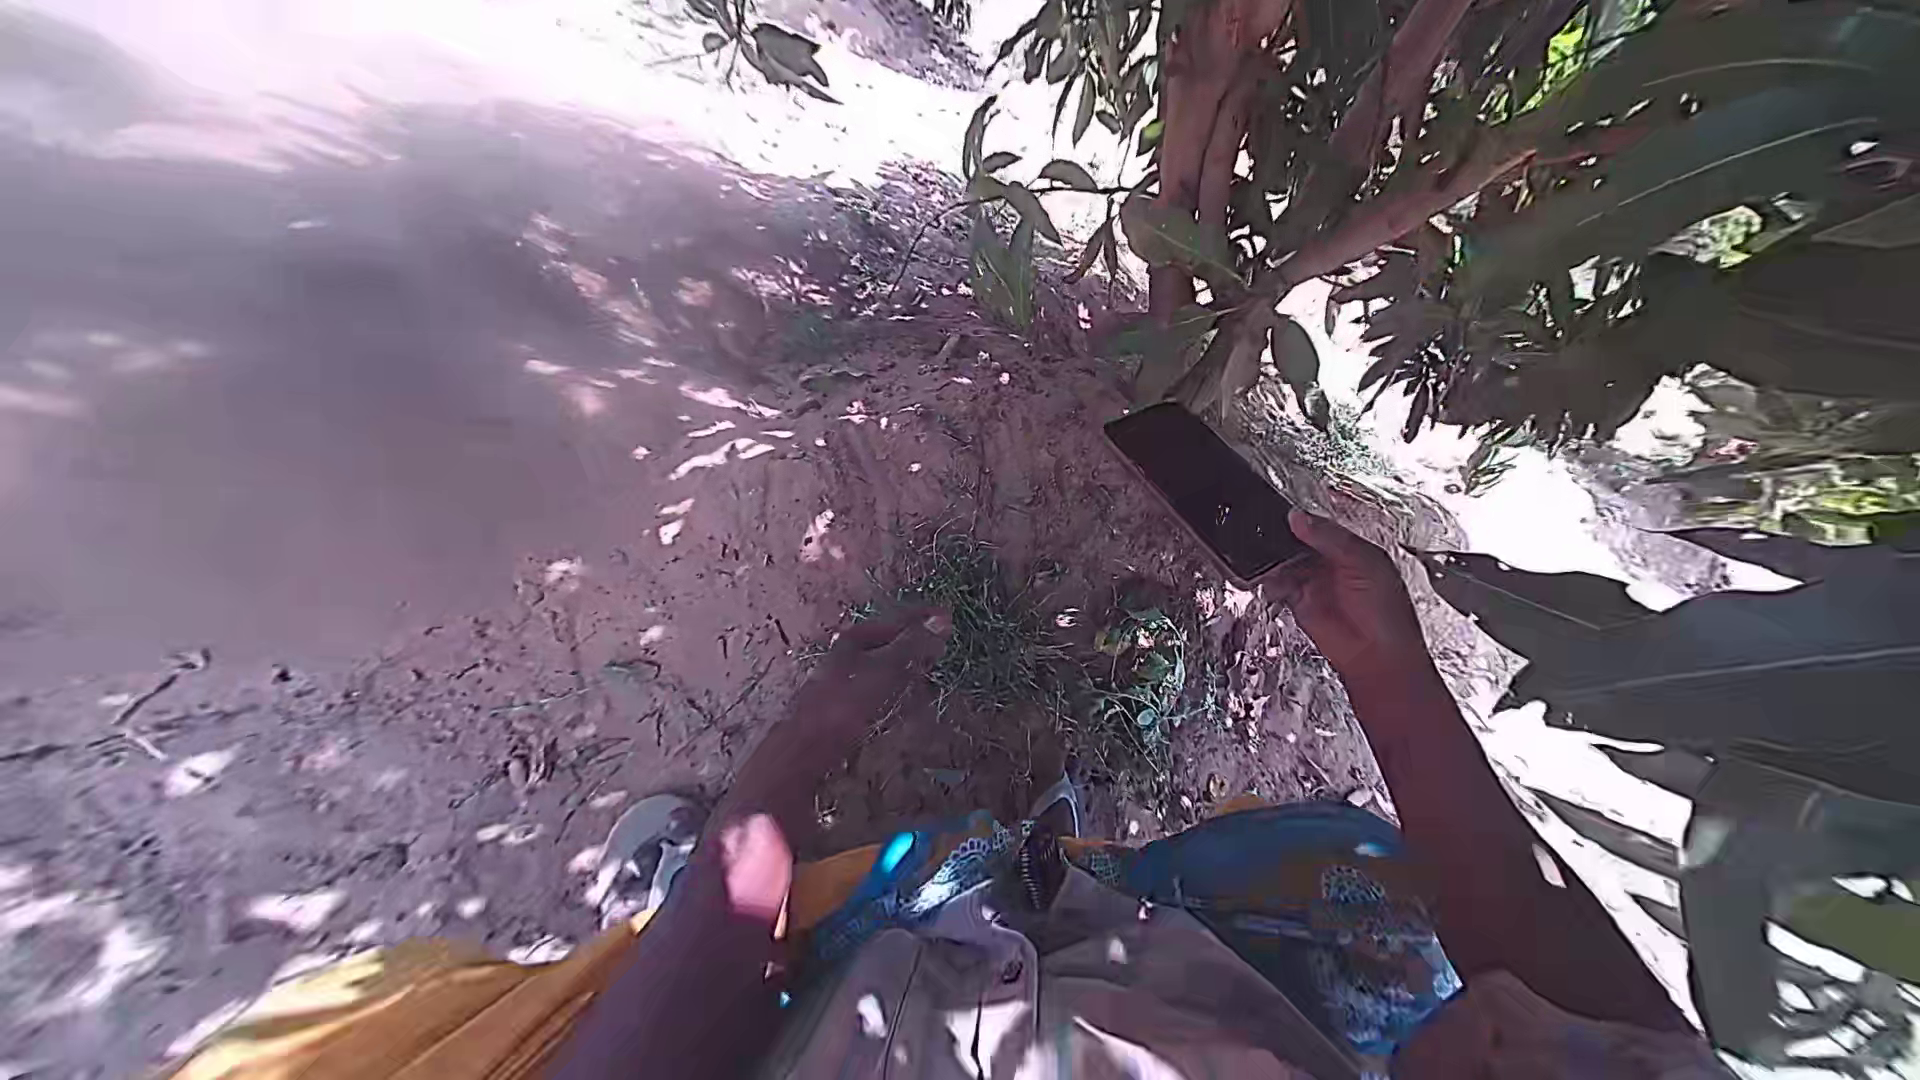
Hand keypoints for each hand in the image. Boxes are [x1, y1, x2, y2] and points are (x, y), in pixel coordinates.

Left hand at [787, 606, 949, 741]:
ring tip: (930, 673)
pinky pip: (880, 689)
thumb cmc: (848, 701)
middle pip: (890, 642)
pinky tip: (907, 701)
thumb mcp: (887, 668)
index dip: (924, 618)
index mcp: (857, 638)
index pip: (897, 619)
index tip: (948, 618)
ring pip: (885, 666)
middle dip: (917, 643)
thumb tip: (941, 620)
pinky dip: (898, 689)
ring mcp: (845, 681)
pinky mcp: (845, 707)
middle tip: (942, 646)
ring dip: (909, 668)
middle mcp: (848, 654)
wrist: (810, 748)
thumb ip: (914, 644)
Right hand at [1270, 509, 1428, 677]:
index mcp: (1351, 549)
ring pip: (1284, 562)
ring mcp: (1312, 582)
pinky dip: (1268, 581)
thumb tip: (1299, 518)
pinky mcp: (1297, 601)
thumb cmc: (1386, 613)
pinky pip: (1276, 585)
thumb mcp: (1364, 563)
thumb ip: (1331, 539)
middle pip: (1297, 543)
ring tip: (1264, 557)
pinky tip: (1269, 579)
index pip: (1320, 526)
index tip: (1285, 515)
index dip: (1303, 520)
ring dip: (1272, 560)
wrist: (1375, 655)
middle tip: (1268, 535)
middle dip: (1282, 539)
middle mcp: (1330, 564)